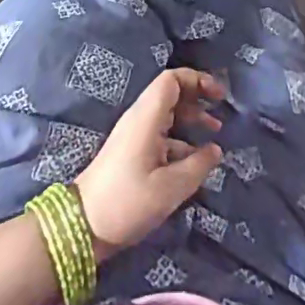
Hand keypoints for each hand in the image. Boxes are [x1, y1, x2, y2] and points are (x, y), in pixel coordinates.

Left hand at [74, 68, 224, 257]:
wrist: (83, 225)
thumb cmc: (128, 202)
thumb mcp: (171, 187)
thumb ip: (198, 165)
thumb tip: (216, 149)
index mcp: (146, 118)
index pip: (171, 80)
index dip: (197, 80)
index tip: (219, 96)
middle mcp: (139, 120)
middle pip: (170, 94)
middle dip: (198, 98)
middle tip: (221, 112)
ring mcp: (133, 136)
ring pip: (167, 116)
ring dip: (190, 119)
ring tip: (214, 133)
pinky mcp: (131, 154)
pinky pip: (161, 135)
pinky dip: (180, 140)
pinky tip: (195, 160)